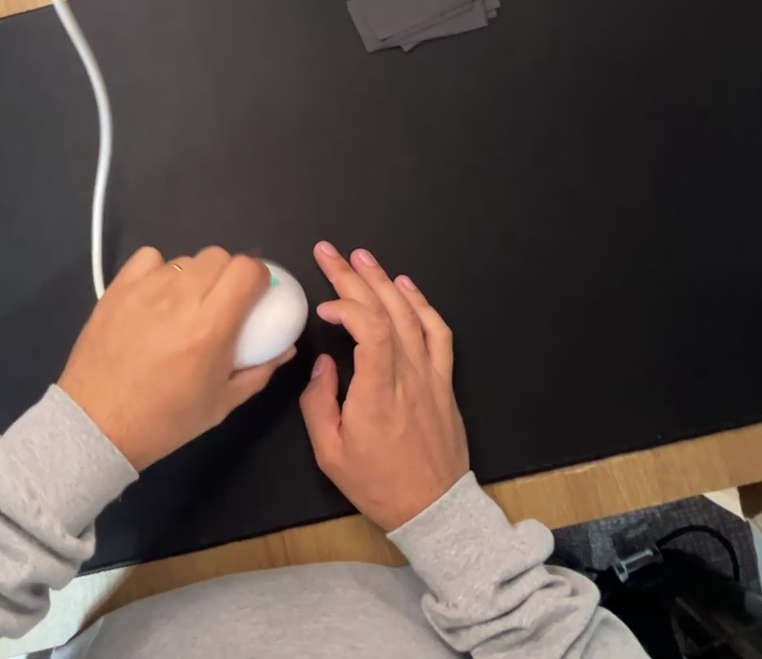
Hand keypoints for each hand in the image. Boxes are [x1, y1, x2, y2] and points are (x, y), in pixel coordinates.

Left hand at [59, 246, 295, 468]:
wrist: (98, 424)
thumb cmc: (165, 419)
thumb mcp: (222, 403)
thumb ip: (259, 370)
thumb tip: (286, 347)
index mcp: (211, 326)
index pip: (248, 270)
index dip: (259, 276)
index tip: (256, 295)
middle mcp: (180, 298)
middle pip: (219, 256)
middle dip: (228, 274)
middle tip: (222, 302)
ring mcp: (146, 288)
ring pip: (186, 258)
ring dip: (195, 275)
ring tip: (186, 304)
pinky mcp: (119, 287)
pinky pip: (149, 257)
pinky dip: (160, 270)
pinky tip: (156, 295)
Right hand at [299, 242, 468, 531]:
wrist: (433, 509)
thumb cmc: (377, 483)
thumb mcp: (330, 452)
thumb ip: (318, 402)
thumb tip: (324, 362)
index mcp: (378, 393)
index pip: (371, 330)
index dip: (346, 306)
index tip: (323, 308)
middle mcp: (408, 376)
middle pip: (385, 311)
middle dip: (352, 276)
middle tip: (328, 251)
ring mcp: (430, 375)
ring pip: (410, 314)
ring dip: (383, 280)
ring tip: (360, 256)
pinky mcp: (444, 380)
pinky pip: (438, 333)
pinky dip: (422, 303)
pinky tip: (404, 285)